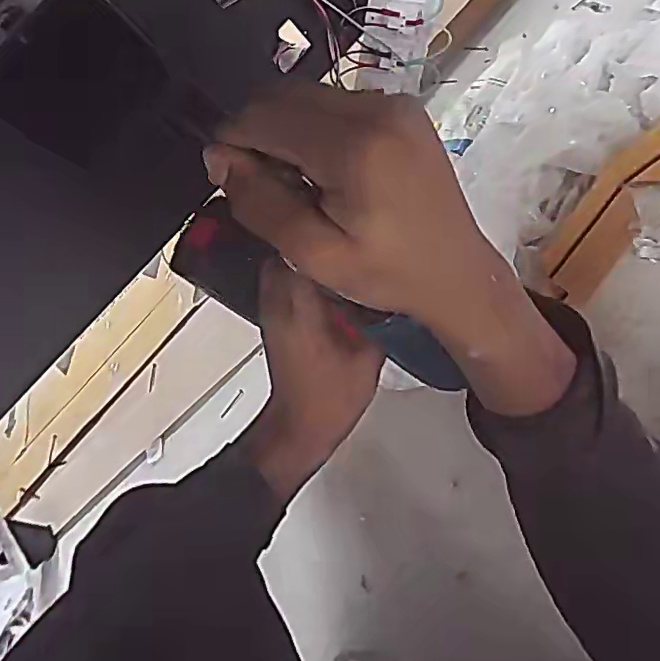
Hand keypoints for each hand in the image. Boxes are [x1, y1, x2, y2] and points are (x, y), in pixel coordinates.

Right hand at [206, 84, 574, 415]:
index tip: (227, 174)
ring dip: (280, 128)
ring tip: (291, 179)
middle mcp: (377, 109)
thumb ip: (259, 202)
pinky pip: (330, 102)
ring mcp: (392, 103)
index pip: (263, 116)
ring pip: (302, 95)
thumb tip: (220, 157)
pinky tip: (318, 167)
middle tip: (258, 181)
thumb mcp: (312, 254)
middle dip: (254, 132)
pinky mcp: (399, 107)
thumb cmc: (388, 272)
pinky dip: (308, 127)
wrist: (457, 271)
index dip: (231, 140)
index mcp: (356, 146)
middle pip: (279, 95)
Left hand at [242, 259, 383, 502]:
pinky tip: (326, 285)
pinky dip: (298, 276)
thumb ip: (376, 317)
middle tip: (345, 246)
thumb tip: (390, 289)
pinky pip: (280, 281)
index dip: (328, 239)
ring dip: (304, 260)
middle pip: (288, 251)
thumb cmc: (331, 398)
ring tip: (337, 262)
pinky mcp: (269, 317)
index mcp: (300, 308)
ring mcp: (269, 309)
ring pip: (281, 263)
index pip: (304, 254)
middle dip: (314, 245)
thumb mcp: (367, 356)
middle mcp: (277, 302)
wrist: (298, 425)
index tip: (352, 235)